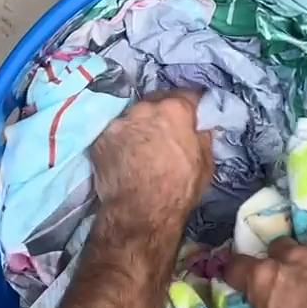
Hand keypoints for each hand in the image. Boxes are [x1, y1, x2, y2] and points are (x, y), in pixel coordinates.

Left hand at [89, 91, 211, 238]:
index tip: (193, 115)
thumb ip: (203, 137)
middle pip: (156, 102)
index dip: (192, 106)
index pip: (188, 95)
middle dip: (162, 113)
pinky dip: (120, 141)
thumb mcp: (206, 163)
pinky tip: (123, 156)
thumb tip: (201, 126)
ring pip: (132, 117)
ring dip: (138, 126)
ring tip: (141, 146)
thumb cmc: (179, 189)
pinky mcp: (100, 138)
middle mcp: (145, 108)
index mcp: (175, 110)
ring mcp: (119, 122)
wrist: (140, 212)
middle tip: (165, 131)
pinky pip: (114, 133)